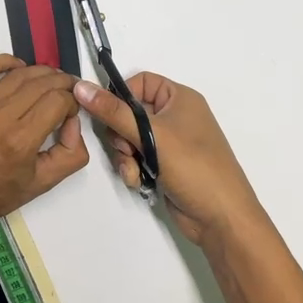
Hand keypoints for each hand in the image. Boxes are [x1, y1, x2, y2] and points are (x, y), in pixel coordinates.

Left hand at [0, 55, 87, 231]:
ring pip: (19, 74)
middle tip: (70, 89)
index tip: (73, 110)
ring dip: (41, 72)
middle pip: (41, 83)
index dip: (72, 102)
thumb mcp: (44, 183)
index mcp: (20, 141)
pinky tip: (20, 68)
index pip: (57, 102)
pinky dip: (7, 61)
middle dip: (62, 83)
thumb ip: (71, 153)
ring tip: (52, 80)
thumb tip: (74, 120)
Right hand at [74, 73, 260, 243]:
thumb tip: (79, 86)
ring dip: (125, 155)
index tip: (108, 114)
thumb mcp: (151, 135)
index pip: (139, 82)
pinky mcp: (166, 165)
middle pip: (129, 111)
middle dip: (121, 133)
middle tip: (125, 148)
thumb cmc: (193, 167)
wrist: (223, 221)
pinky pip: (138, 157)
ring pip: (130, 137)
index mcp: (180, 98)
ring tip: (133, 170)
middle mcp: (175, 116)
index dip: (120, 96)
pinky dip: (134, 167)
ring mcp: (171, 142)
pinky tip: (138, 181)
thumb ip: (113, 111)